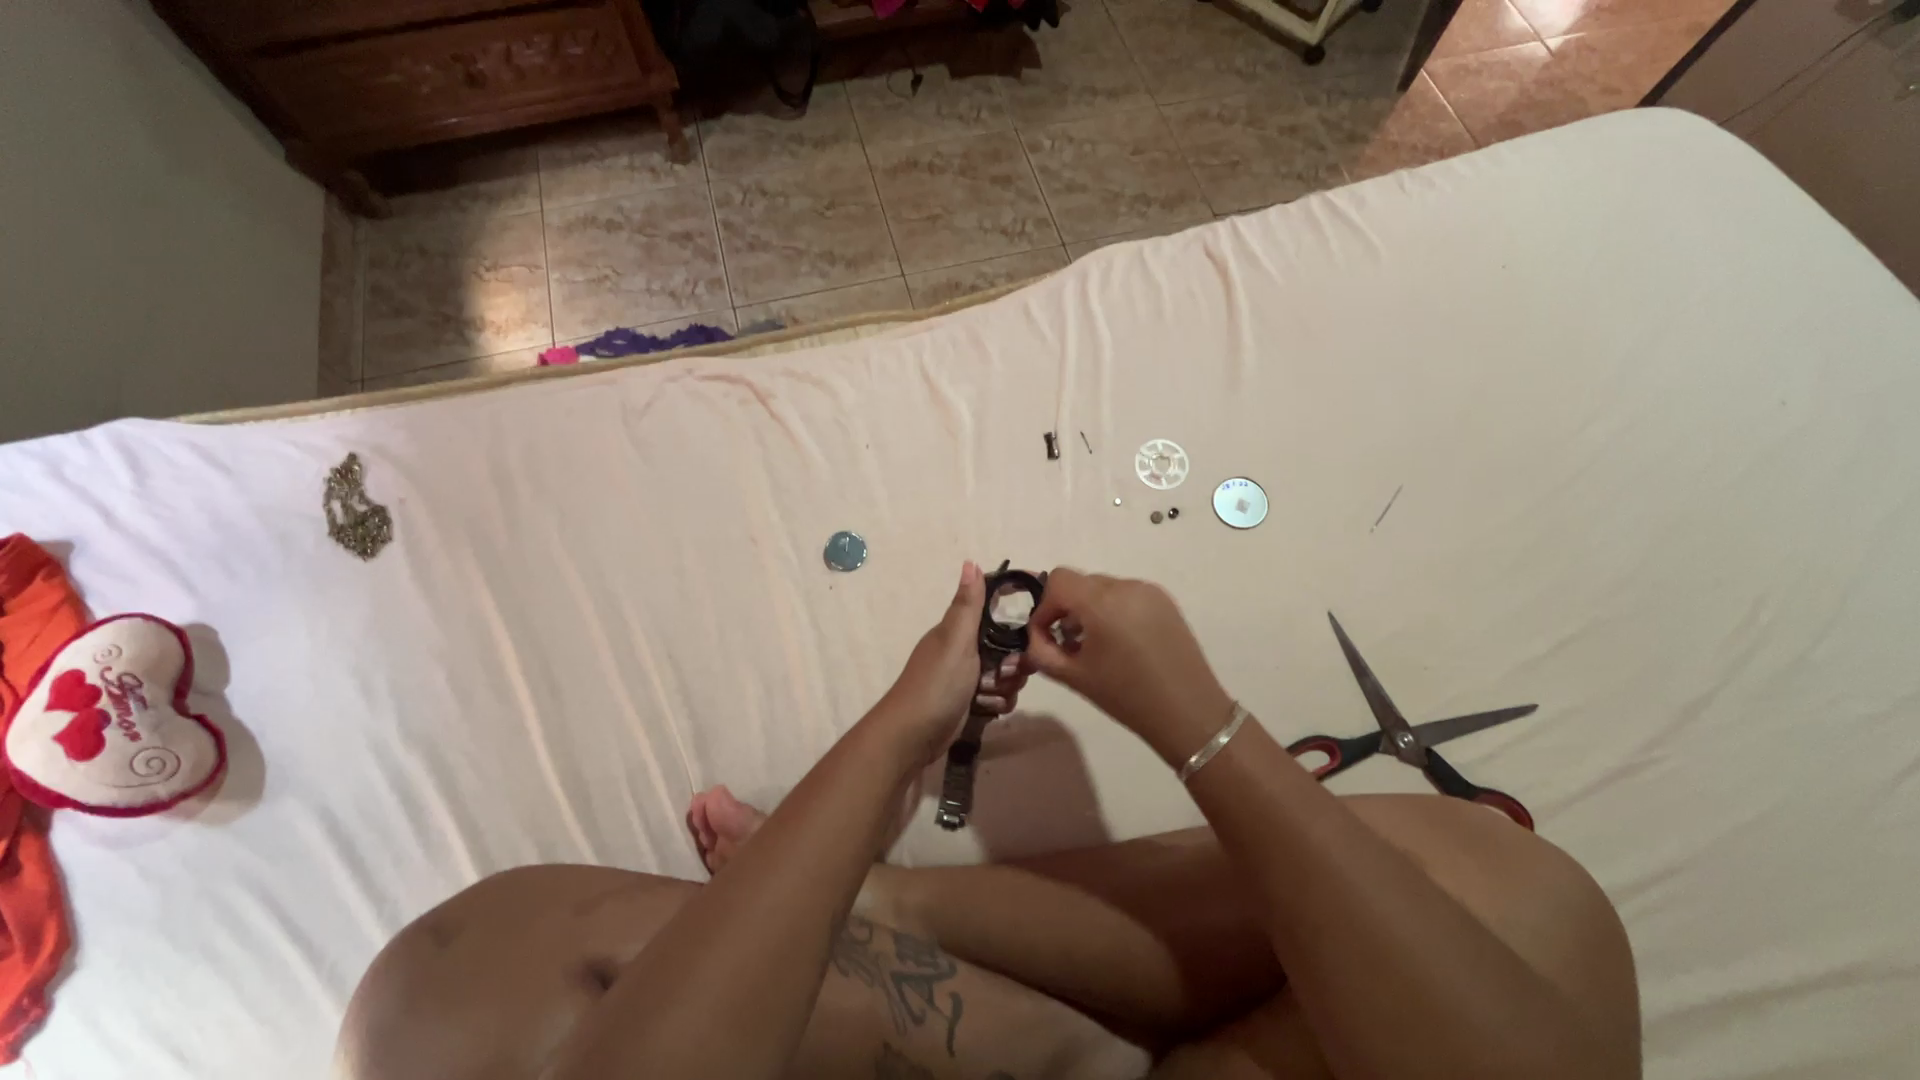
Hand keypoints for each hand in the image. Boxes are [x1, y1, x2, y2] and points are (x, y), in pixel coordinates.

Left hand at [875, 561, 1028, 765]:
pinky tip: (987, 710)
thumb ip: (967, 604)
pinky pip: (998, 697)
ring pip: (1006, 675)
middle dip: (1014, 664)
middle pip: (1008, 649)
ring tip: (988, 695)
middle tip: (1004, 672)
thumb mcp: (955, 640)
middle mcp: (963, 651)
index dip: (1014, 620)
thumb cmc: (936, 683)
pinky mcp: (969, 703)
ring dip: (1005, 687)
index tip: (1027, 633)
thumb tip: (970, 561)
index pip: (995, 614)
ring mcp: (966, 678)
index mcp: (958, 631)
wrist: (913, 735)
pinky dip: (997, 703)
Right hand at [1022, 568, 1234, 763]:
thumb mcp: (1074, 677)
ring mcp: (1148, 591)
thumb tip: (1035, 637)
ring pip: (1104, 588)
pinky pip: (1127, 595)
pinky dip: (1114, 611)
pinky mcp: (1165, 601)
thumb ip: (1042, 652)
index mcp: (1101, 602)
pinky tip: (1121, 644)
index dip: (1045, 607)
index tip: (1047, 636)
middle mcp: (1125, 586)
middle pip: (1081, 583)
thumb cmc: (1125, 696)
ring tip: (1096, 646)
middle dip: (1067, 609)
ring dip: (1091, 610)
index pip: (1059, 580)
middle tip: (1068, 644)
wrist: (1187, 711)